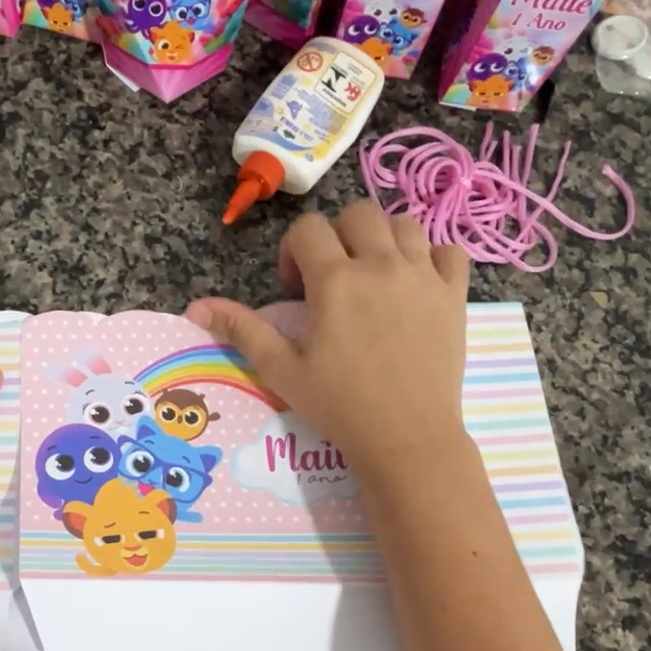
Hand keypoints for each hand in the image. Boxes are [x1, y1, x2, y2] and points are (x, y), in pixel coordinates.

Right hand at [185, 201, 470, 471]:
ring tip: (373, 277)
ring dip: (381, 241)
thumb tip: (196, 308)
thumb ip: (241, 329)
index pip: (308, 229)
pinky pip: (448, 249)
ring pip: (404, 224)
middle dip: (338, 237)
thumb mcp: (280, 370)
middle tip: (332, 279)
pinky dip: (430, 256)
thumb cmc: (338, 405)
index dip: (293, 252)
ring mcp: (424, 276)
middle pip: (358, 214)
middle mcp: (381, 265)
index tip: (296, 290)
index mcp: (335, 280)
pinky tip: (416, 284)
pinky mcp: (454, 293)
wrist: (405, 436)